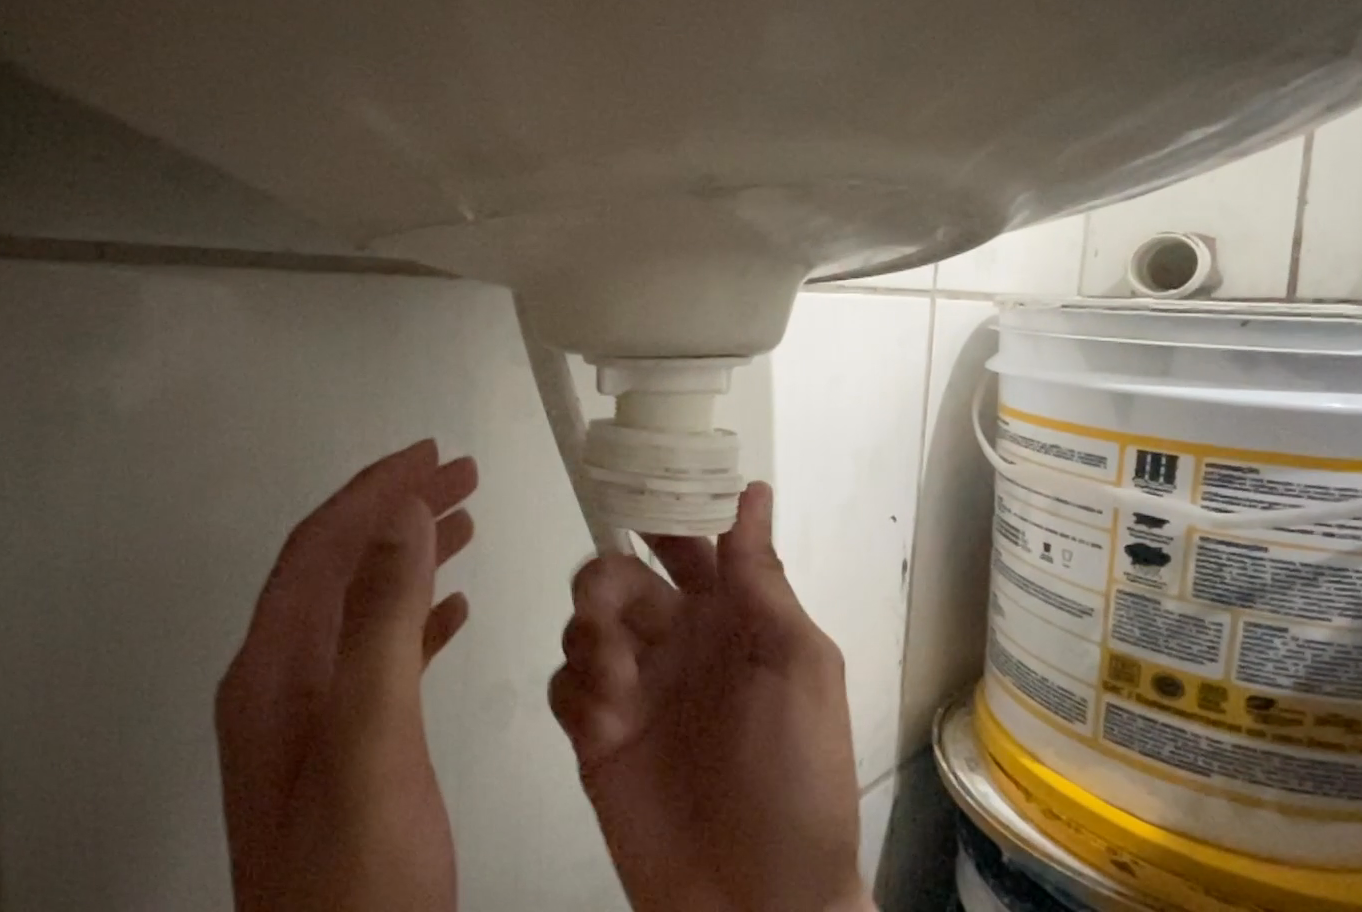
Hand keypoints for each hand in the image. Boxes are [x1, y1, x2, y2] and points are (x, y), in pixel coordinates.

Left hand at [216, 440, 477, 911]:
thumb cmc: (356, 873)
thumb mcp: (370, 737)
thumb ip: (382, 620)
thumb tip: (402, 514)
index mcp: (272, 670)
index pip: (320, 548)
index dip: (374, 492)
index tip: (431, 454)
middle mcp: (280, 682)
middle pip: (337, 566)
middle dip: (396, 510)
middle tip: (459, 474)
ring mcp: (310, 718)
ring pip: (361, 605)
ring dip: (410, 555)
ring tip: (465, 520)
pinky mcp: (346, 748)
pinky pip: (378, 655)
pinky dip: (415, 617)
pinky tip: (453, 608)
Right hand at [550, 483, 868, 911]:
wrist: (756, 899)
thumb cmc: (795, 772)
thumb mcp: (797, 665)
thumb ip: (761, 579)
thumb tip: (753, 492)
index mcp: (729, 620)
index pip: (687, 546)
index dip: (661, 515)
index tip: (632, 490)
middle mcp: (677, 644)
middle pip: (620, 577)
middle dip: (607, 580)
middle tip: (608, 606)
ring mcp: (633, 688)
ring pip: (584, 624)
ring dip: (590, 636)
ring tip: (617, 680)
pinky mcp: (595, 734)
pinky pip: (564, 684)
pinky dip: (575, 688)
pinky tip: (604, 719)